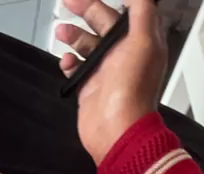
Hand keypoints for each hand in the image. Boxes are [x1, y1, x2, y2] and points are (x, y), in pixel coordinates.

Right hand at [57, 0, 167, 163]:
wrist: (115, 130)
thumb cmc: (131, 89)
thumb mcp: (143, 41)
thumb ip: (141, 11)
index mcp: (140, 39)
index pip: (127, 10)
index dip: (110, 0)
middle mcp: (123, 52)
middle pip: (104, 23)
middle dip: (86, 11)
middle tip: (67, 3)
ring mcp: (105, 70)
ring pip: (87, 44)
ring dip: (74, 36)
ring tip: (60, 32)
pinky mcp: (89, 86)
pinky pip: (77, 68)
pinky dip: (70, 62)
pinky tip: (66, 61)